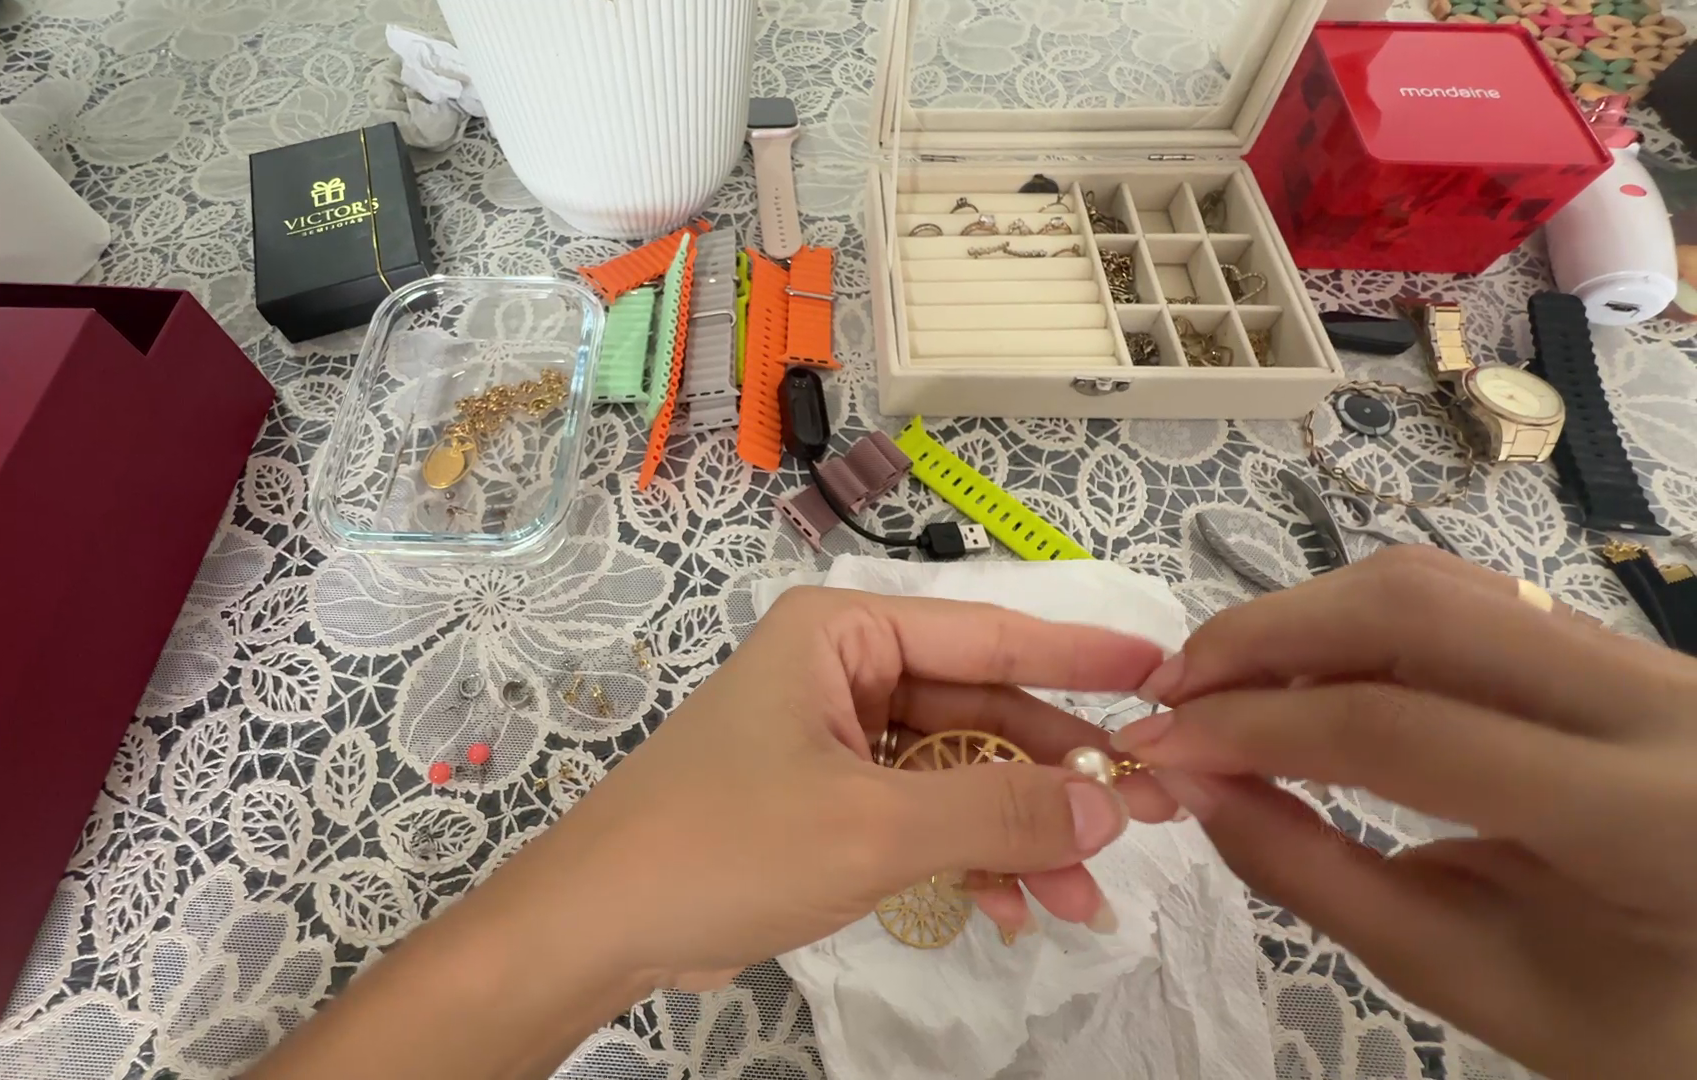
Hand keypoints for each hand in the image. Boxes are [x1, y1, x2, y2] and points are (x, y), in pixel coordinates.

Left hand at [249, 586, 1179, 1079]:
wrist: (605, 919)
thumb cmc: (729, 842)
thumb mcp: (874, 826)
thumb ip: (996, 809)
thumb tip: (1110, 802)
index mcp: (842, 634)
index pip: (982, 631)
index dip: (1076, 654)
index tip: (1161, 671)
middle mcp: (840, 668)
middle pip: (974, 707)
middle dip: (1050, 774)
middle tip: (1140, 826)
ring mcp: (831, 731)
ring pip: (951, 767)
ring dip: (1012, 827)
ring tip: (1078, 898)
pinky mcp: (823, 789)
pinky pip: (915, 805)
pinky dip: (962, 851)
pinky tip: (1008, 906)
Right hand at [1112, 547, 1696, 1078]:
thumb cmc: (1642, 1020)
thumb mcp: (1472, 978)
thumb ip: (1309, 873)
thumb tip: (1184, 780)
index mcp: (1652, 819)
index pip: (1395, 730)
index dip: (1246, 727)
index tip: (1149, 743)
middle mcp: (1661, 703)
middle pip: (1406, 608)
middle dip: (1254, 637)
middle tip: (1168, 689)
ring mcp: (1638, 658)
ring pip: (1420, 584)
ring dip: (1289, 620)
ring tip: (1216, 680)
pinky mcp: (1598, 645)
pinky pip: (1443, 598)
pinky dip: (1334, 622)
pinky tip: (1291, 672)